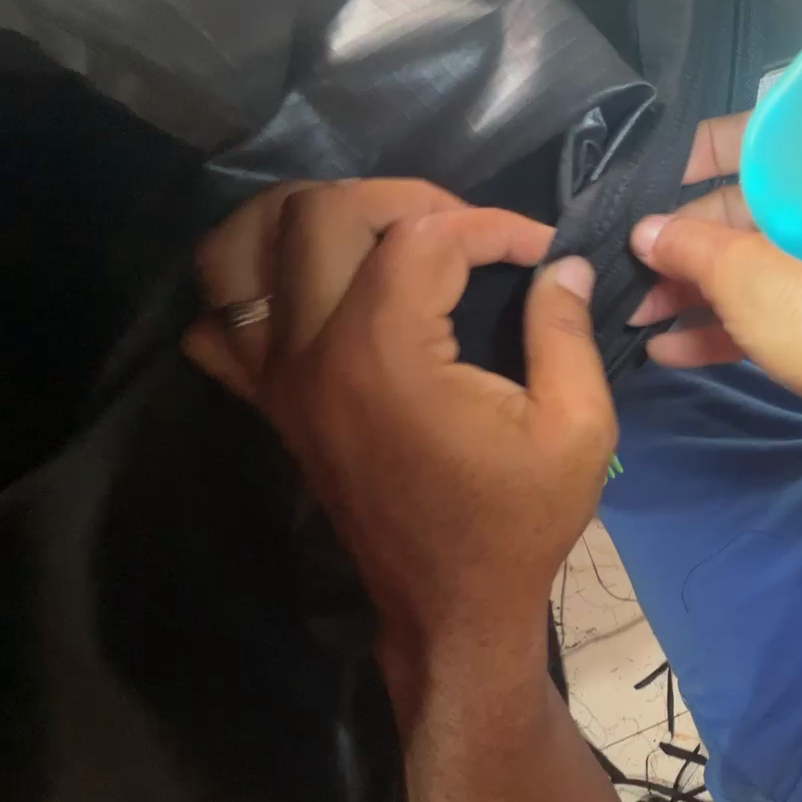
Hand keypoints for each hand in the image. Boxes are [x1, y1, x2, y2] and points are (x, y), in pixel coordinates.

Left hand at [184, 181, 615, 681]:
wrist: (456, 601)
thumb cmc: (523, 518)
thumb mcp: (580, 428)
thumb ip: (568, 334)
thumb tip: (566, 266)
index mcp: (389, 355)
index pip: (425, 236)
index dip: (496, 226)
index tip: (547, 250)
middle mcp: (312, 352)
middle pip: (323, 212)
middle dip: (410, 201)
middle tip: (475, 234)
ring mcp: (277, 378)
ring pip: (243, 245)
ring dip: (318, 219)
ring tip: (390, 237)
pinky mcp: (272, 405)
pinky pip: (221, 318)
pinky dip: (258, 284)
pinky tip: (320, 296)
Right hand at [626, 112, 801, 444]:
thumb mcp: (744, 276)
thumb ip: (687, 246)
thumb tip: (646, 230)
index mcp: (800, 189)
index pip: (741, 146)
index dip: (688, 156)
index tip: (641, 184)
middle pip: (726, 221)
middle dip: (671, 250)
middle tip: (622, 276)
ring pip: (737, 275)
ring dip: (684, 295)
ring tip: (632, 317)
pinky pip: (754, 317)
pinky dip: (714, 330)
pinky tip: (665, 349)